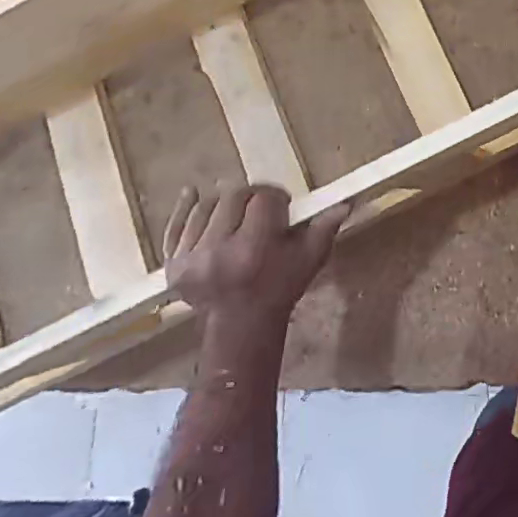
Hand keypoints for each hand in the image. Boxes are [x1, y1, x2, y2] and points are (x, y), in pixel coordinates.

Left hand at [163, 184, 355, 330]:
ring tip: (236, 210)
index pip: (264, 199)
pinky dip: (186, 208)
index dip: (276, 197)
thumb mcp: (309, 259)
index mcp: (255, 247)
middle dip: (250, 196)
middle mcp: (219, 250)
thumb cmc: (282, 288)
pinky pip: (176, 226)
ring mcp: (191, 258)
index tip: (283, 204)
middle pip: (232, 197)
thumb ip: (324, 228)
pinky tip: (193, 193)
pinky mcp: (172, 265)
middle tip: (261, 205)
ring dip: (223, 202)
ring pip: (206, 207)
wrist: (241, 323)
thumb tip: (345, 203)